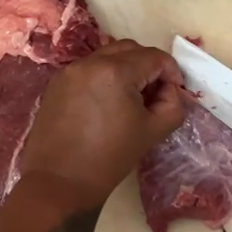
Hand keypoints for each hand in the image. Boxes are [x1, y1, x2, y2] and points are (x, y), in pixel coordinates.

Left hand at [20, 39, 185, 207]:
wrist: (59, 182)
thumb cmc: (110, 158)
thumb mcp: (153, 132)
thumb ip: (172, 104)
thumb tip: (170, 90)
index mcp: (116, 72)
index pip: (155, 58)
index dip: (171, 72)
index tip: (175, 92)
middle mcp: (91, 62)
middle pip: (130, 49)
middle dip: (148, 66)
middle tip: (154, 94)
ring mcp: (70, 71)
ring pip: (107, 56)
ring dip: (125, 69)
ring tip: (129, 100)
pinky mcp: (57, 83)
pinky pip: (89, 69)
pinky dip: (104, 77)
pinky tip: (106, 105)